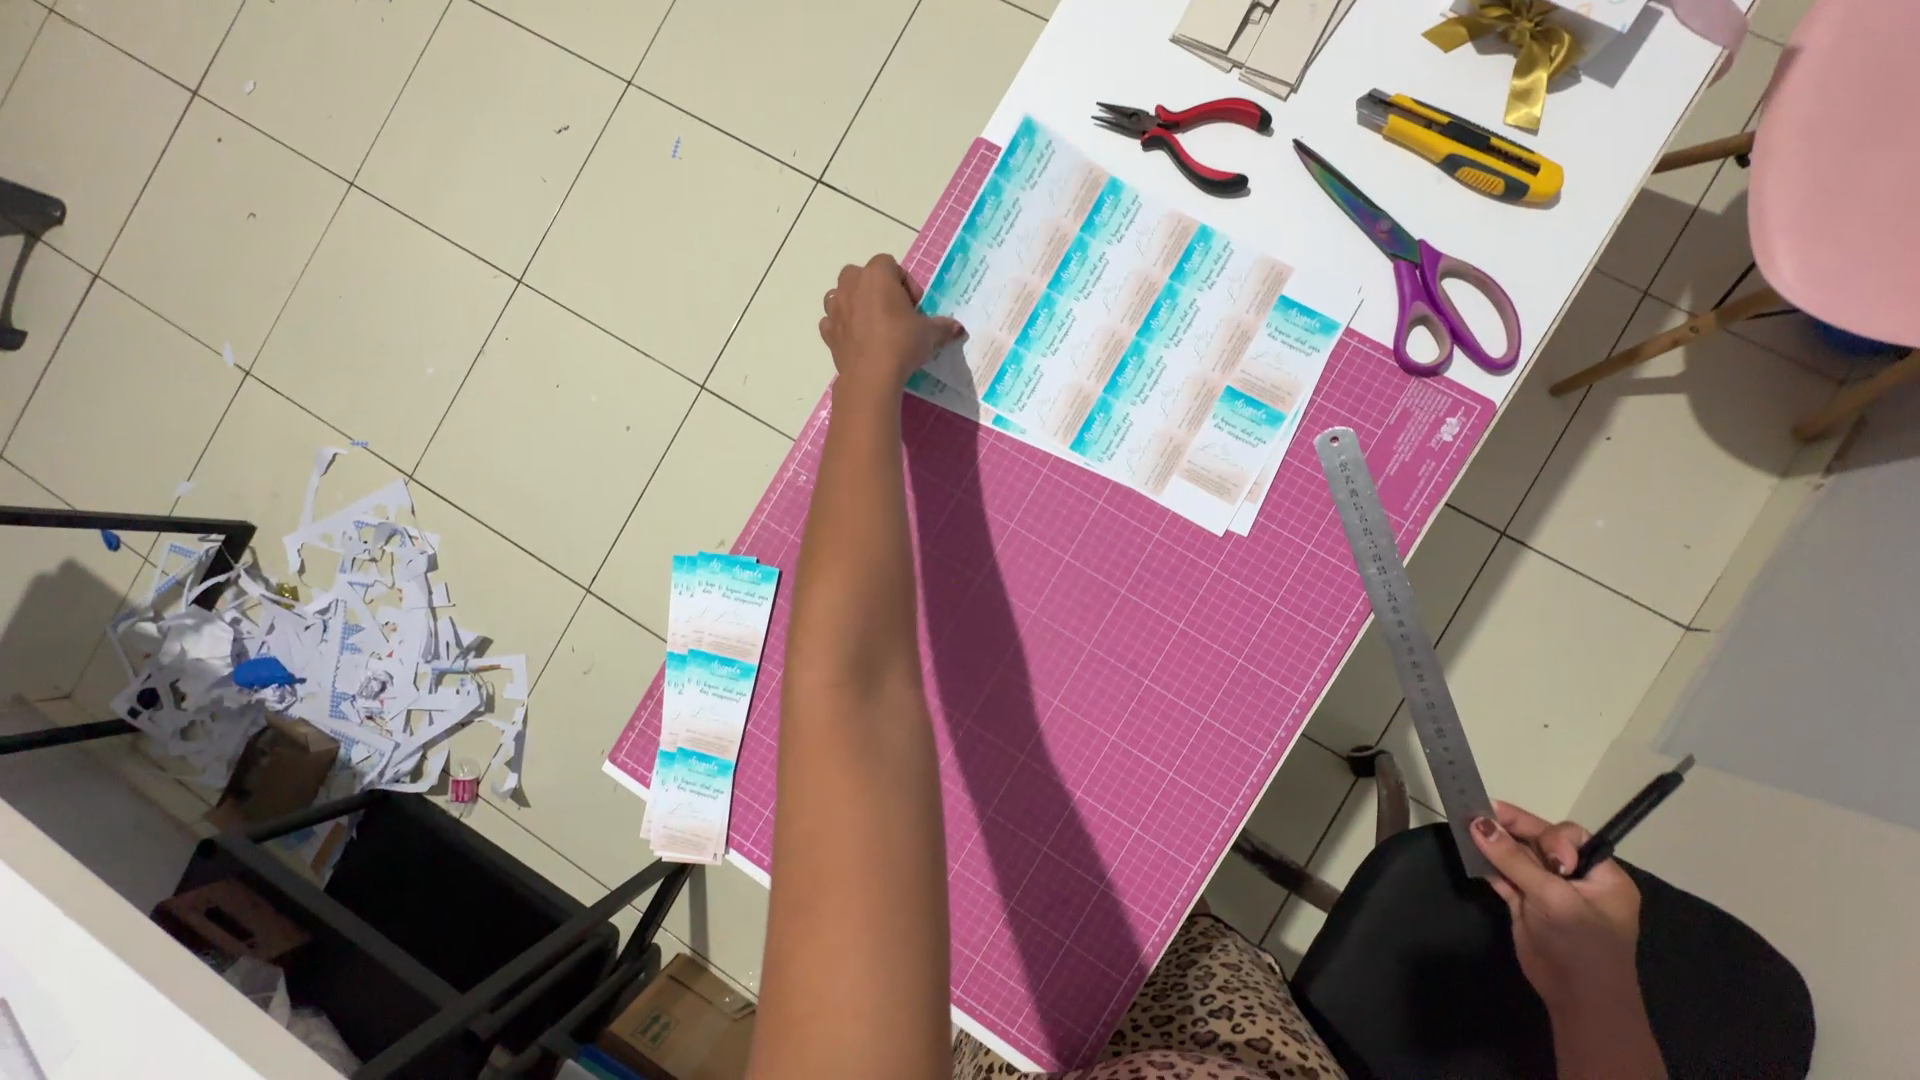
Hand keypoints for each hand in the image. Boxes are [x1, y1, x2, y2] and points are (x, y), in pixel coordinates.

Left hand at [819, 255, 962, 398]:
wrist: (871, 376)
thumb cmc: (901, 343)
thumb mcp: (929, 333)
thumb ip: (943, 327)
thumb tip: (958, 329)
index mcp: (877, 275)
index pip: (890, 264)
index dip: (904, 282)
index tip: (914, 305)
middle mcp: (851, 284)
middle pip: (861, 274)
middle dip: (875, 288)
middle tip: (893, 311)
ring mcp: (835, 307)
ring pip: (841, 294)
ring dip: (854, 303)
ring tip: (872, 324)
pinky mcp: (827, 331)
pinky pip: (832, 320)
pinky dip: (842, 326)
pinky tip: (857, 340)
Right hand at [1471, 801, 1641, 1012]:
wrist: (1578, 999)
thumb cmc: (1581, 945)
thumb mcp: (1553, 898)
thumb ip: (1515, 860)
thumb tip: (1478, 823)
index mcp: (1601, 875)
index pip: (1571, 837)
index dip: (1550, 837)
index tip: (1538, 850)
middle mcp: (1575, 878)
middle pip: (1540, 842)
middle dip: (1512, 830)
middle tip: (1477, 813)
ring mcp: (1548, 892)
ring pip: (1518, 858)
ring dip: (1494, 845)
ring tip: (1466, 827)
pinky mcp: (1526, 905)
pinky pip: (1504, 876)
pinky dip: (1488, 866)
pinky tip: (1470, 854)